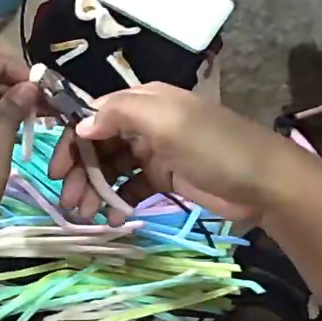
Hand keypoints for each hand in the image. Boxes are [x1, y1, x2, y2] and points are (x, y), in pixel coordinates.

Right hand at [48, 83, 293, 225]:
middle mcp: (145, 123)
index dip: (72, 142)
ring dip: (94, 191)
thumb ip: (120, 113)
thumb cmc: (214, 147)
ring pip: (111, 169)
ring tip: (86, 217)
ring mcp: (154, 152)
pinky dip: (117, 201)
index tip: (57, 171)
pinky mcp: (164, 179)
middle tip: (69, 202)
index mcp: (144, 101)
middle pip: (99, 145)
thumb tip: (81, 124)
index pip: (94, 117)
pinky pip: (130, 188)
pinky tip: (112, 219)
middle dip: (80, 172)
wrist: (264, 184)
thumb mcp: (168, 121)